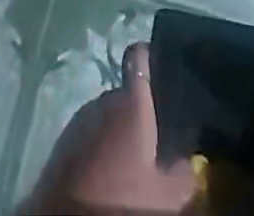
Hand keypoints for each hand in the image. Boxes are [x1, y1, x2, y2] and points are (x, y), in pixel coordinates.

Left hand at [25, 42, 197, 214]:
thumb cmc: (120, 198)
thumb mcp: (167, 195)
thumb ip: (185, 172)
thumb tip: (190, 160)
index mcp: (131, 102)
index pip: (139, 55)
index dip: (151, 55)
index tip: (163, 65)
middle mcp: (105, 100)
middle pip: (127, 92)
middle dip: (140, 109)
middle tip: (156, 134)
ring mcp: (81, 118)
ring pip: (108, 112)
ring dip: (119, 127)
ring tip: (133, 153)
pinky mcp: (63, 139)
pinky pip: (90, 129)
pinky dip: (101, 141)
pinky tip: (109, 165)